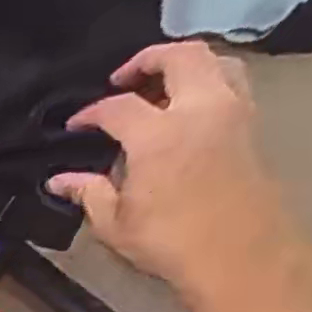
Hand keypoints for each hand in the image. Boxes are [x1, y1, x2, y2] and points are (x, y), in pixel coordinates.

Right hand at [47, 42, 311, 311]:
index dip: (89, 113)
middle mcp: (202, 111)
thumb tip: (60, 180)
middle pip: (182, 57)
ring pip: (216, 62)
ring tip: (155, 88)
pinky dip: (205, 83)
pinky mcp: (251, 127)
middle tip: (120, 80)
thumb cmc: (167, 241)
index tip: (74, 126)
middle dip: (147, 60)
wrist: (239, 255)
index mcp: (159, 136)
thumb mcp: (112, 221)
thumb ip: (88, 191)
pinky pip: (230, 84)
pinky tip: (181, 110)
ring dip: (184, 66)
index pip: (117, 107)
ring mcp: (234, 115)